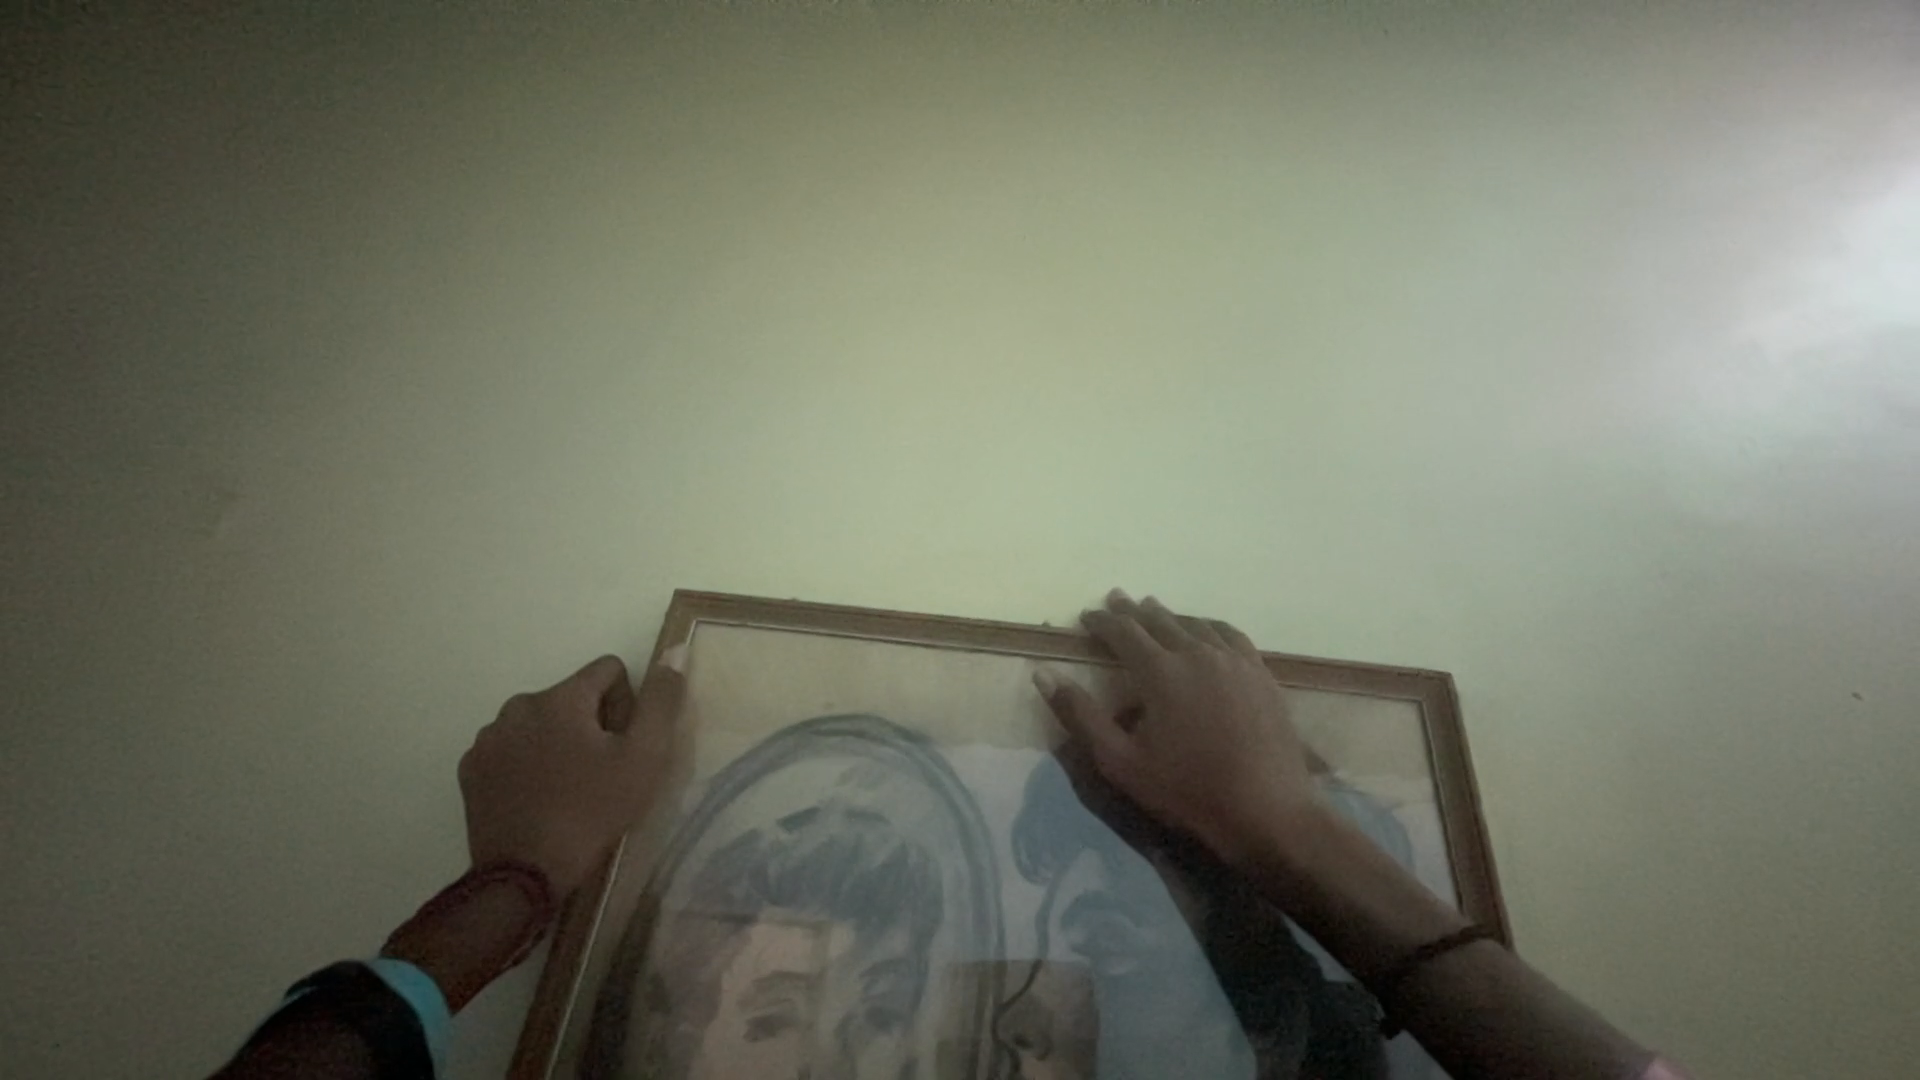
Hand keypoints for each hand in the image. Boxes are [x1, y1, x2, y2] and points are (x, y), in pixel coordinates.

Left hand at [458, 650, 684, 896]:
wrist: (525, 874)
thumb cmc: (593, 810)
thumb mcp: (646, 756)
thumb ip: (661, 700)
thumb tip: (673, 652)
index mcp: (561, 697)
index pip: (609, 670)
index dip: (627, 704)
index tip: (623, 744)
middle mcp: (518, 706)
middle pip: (574, 695)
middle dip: (593, 723)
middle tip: (601, 771)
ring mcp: (489, 738)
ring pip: (542, 721)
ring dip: (560, 741)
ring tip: (570, 786)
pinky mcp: (471, 768)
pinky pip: (513, 747)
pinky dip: (529, 762)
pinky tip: (539, 796)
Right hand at [1034, 589, 1315, 867]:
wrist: (1268, 811)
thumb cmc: (1187, 789)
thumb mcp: (1120, 761)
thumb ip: (1080, 715)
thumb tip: (1043, 674)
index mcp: (1160, 671)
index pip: (1123, 631)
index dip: (1101, 622)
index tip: (1086, 617)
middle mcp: (1197, 653)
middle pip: (1159, 620)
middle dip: (1133, 610)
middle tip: (1116, 600)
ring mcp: (1234, 661)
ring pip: (1195, 624)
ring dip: (1169, 615)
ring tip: (1154, 610)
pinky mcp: (1260, 674)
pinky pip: (1230, 635)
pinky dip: (1208, 626)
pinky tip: (1206, 630)